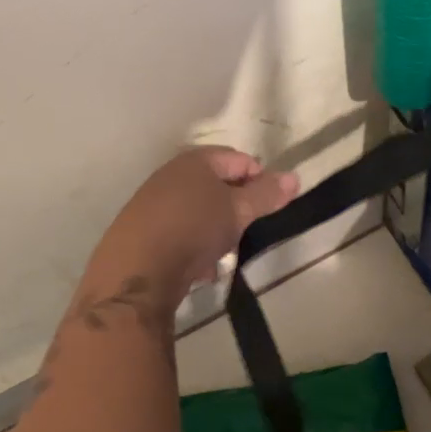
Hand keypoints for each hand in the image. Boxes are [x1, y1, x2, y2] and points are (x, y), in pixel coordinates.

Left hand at [89, 147, 299, 308]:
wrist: (136, 272)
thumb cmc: (194, 229)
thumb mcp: (238, 211)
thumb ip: (267, 194)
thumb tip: (294, 177)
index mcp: (194, 161)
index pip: (238, 158)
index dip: (260, 178)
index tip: (272, 205)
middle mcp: (169, 176)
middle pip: (215, 185)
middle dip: (236, 209)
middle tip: (248, 230)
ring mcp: (151, 204)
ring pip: (197, 212)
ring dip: (215, 231)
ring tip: (224, 256)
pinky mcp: (140, 234)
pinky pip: (178, 234)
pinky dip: (193, 247)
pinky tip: (199, 271)